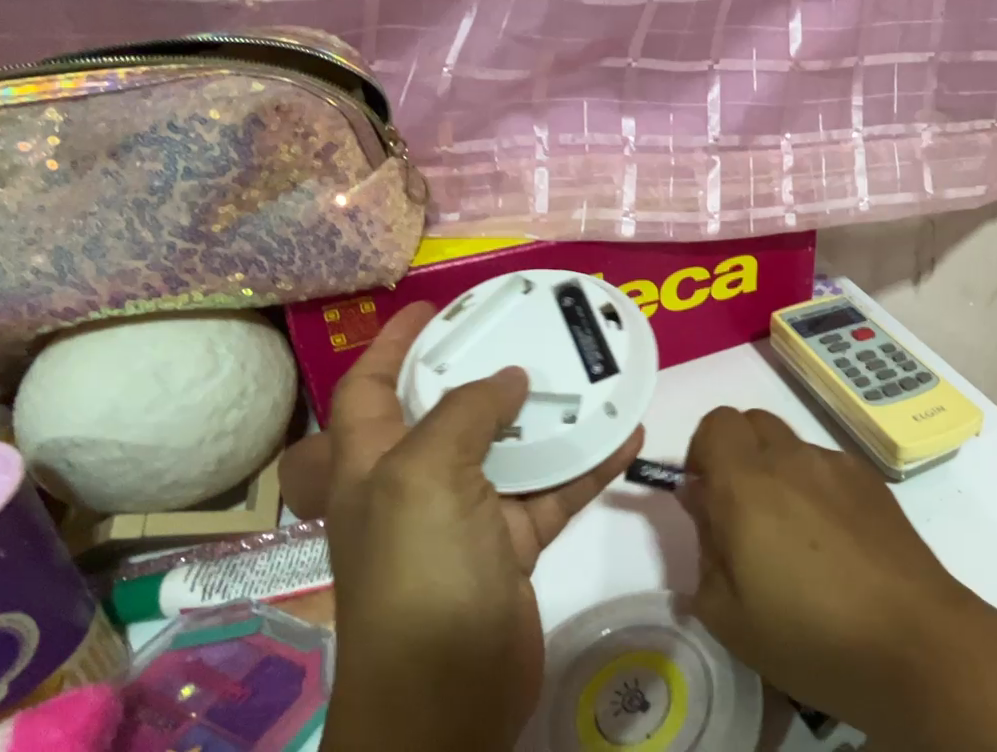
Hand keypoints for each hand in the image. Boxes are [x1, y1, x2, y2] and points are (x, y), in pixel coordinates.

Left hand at [320, 302, 641, 751]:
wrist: (446, 689)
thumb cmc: (418, 570)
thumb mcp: (424, 476)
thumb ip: (466, 414)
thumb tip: (508, 379)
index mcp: (372, 463)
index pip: (369, 387)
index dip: (393, 342)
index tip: (434, 306)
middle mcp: (415, 484)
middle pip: (447, 411)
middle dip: (482, 370)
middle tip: (527, 331)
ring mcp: (467, 516)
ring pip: (510, 449)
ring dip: (548, 415)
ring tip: (589, 372)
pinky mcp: (512, 544)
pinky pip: (554, 491)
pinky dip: (588, 464)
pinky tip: (626, 434)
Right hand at [680, 408, 983, 736]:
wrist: (912, 640)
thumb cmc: (808, 636)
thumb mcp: (727, 614)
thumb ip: (704, 545)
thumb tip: (701, 499)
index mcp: (748, 483)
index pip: (715, 424)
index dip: (702, 453)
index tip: (706, 498)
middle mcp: (793, 459)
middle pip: (753, 422)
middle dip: (737, 455)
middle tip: (740, 515)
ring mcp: (839, 467)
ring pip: (793, 446)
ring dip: (778, 473)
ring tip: (792, 538)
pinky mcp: (874, 483)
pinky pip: (829, 467)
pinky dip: (816, 488)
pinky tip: (833, 545)